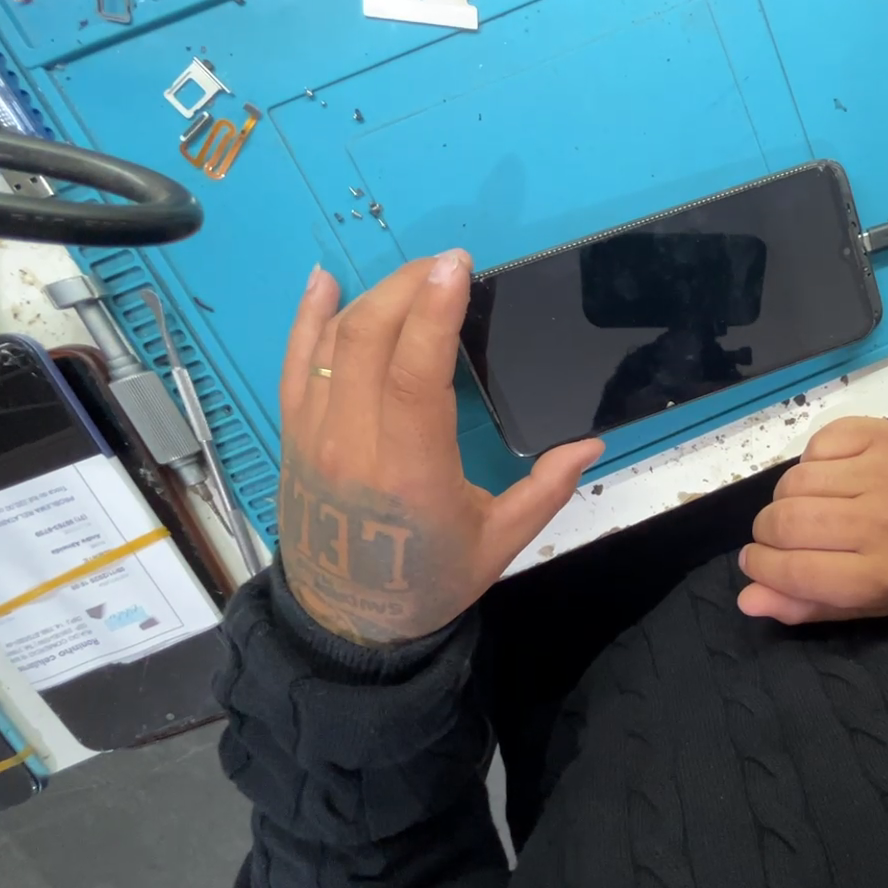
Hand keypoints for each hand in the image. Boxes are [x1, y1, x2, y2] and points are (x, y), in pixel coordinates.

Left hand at [277, 252, 603, 644]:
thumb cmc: (430, 580)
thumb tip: (592, 443)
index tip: (458, 269)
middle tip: (448, 267)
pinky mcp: (295, 436)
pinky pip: (296, 365)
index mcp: (411, 471)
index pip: (415, 373)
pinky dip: (307, 319)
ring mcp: (314, 436)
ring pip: (333, 344)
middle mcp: (353, 444)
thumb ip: (548, 490)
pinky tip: (325, 282)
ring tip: (412, 274)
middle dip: (407, 288)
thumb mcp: (501, 542)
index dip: (434, 313)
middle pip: (369, 340)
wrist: (349, 620)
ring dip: (372, 297)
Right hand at [737, 417, 887, 624]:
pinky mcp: (884, 436)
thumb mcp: (855, 601)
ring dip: (785, 496)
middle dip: (765, 531)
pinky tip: (829, 477)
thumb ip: (800, 606)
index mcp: (881, 574)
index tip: (752, 561)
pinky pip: (816, 446)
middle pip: (788, 521)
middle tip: (774, 534)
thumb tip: (747, 600)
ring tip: (804, 505)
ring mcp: (886, 473)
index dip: (761, 566)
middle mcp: (886, 522)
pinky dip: (811, 462)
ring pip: (795, 481)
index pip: (796, 570)